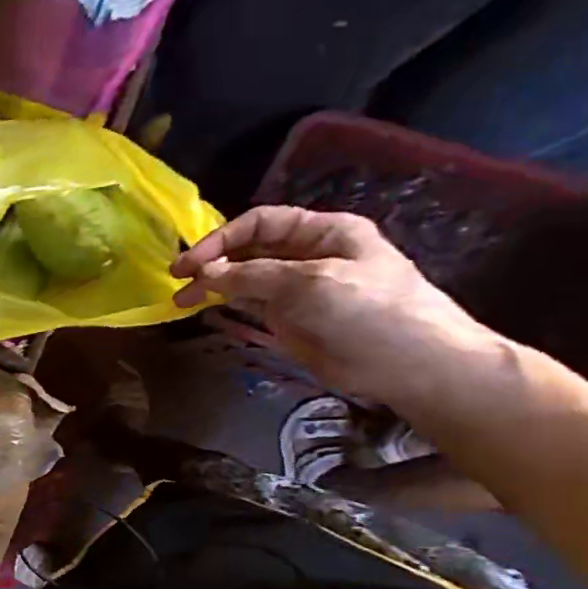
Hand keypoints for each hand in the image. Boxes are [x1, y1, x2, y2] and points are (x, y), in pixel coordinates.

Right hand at [170, 206, 505, 406]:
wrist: (411, 365)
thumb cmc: (369, 313)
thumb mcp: (310, 283)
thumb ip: (253, 275)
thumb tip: (205, 273)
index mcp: (323, 232)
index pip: (260, 223)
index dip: (221, 239)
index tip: (188, 263)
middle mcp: (308, 255)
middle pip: (248, 249)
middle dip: (211, 261)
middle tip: (177, 281)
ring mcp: (298, 288)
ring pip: (244, 278)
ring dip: (212, 285)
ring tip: (181, 300)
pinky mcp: (291, 319)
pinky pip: (250, 304)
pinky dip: (226, 304)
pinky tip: (205, 309)